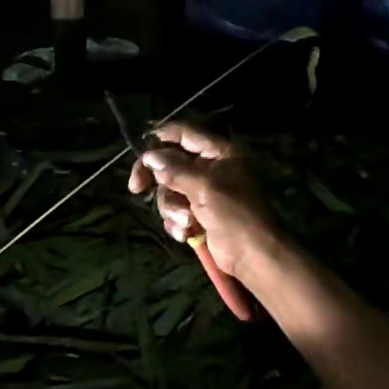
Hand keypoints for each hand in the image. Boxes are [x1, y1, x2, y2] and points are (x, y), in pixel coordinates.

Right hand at [127, 121, 283, 284]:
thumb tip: (149, 156)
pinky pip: (175, 210)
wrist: (252, 255)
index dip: (161, 139)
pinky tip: (186, 233)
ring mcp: (204, 192)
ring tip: (186, 221)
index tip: (140, 152)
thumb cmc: (234, 214)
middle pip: (171, 163)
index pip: (185, 134)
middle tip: (136, 188)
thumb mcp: (204, 186)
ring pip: (170, 190)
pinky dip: (177, 222)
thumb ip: (175, 168)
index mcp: (220, 152)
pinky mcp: (199, 213)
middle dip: (157, 180)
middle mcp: (211, 168)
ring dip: (172, 208)